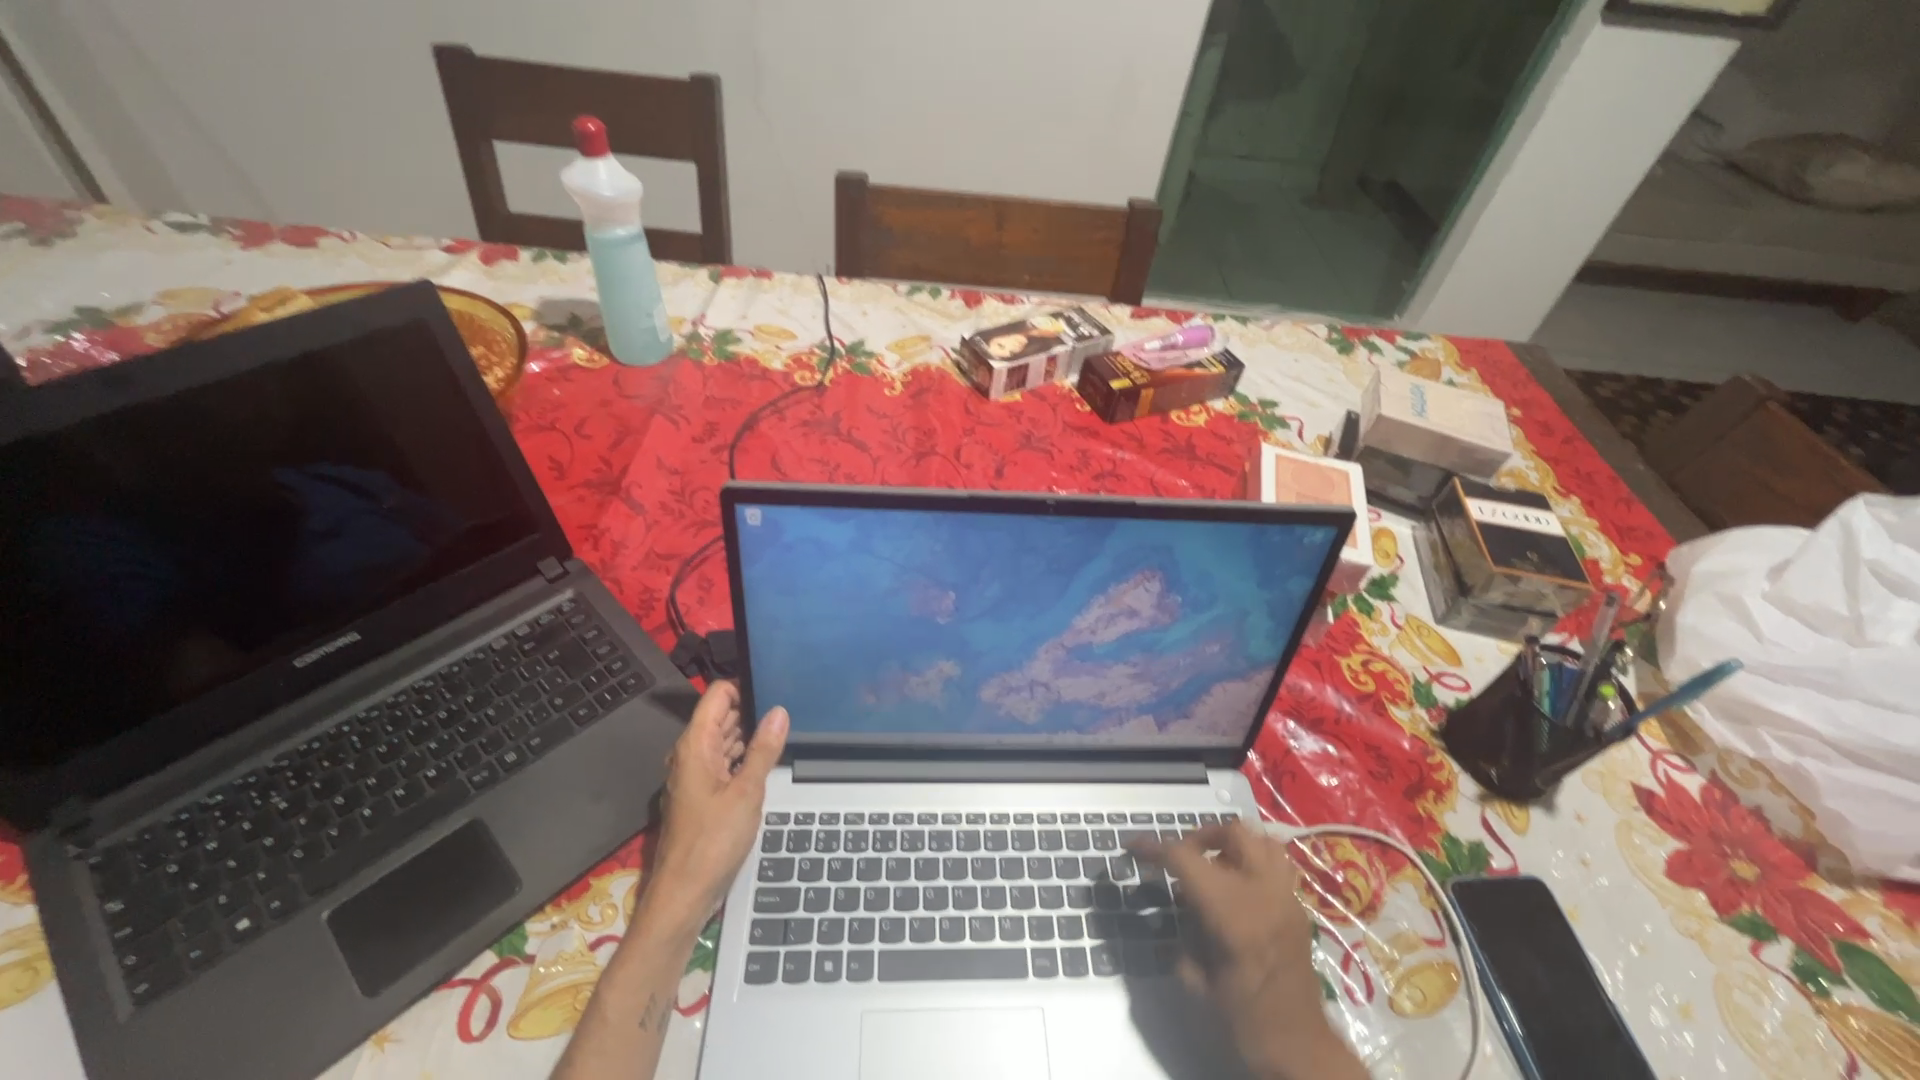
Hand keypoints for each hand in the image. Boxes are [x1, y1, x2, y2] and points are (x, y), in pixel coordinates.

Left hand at [641, 681, 787, 936]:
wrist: (684, 893)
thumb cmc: (713, 841)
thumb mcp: (747, 792)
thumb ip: (763, 750)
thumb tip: (779, 711)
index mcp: (695, 746)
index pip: (717, 696)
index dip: (743, 686)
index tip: (775, 687)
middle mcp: (691, 755)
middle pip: (721, 716)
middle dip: (752, 709)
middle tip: (789, 707)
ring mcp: (696, 775)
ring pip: (724, 740)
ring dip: (750, 734)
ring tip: (785, 729)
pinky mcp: (703, 795)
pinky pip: (724, 763)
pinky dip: (744, 758)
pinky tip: (768, 761)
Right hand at [1133, 823, 1365, 1079]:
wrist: (1297, 1047)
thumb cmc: (1240, 1019)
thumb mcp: (1194, 977)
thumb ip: (1184, 931)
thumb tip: (1181, 907)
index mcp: (1231, 911)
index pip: (1184, 858)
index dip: (1153, 848)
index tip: (1132, 847)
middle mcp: (1263, 892)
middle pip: (1231, 833)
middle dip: (1199, 837)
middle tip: (1180, 858)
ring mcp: (1286, 896)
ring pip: (1261, 839)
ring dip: (1232, 843)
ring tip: (1214, 863)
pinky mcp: (1299, 908)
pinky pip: (1277, 864)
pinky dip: (1254, 860)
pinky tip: (1240, 885)